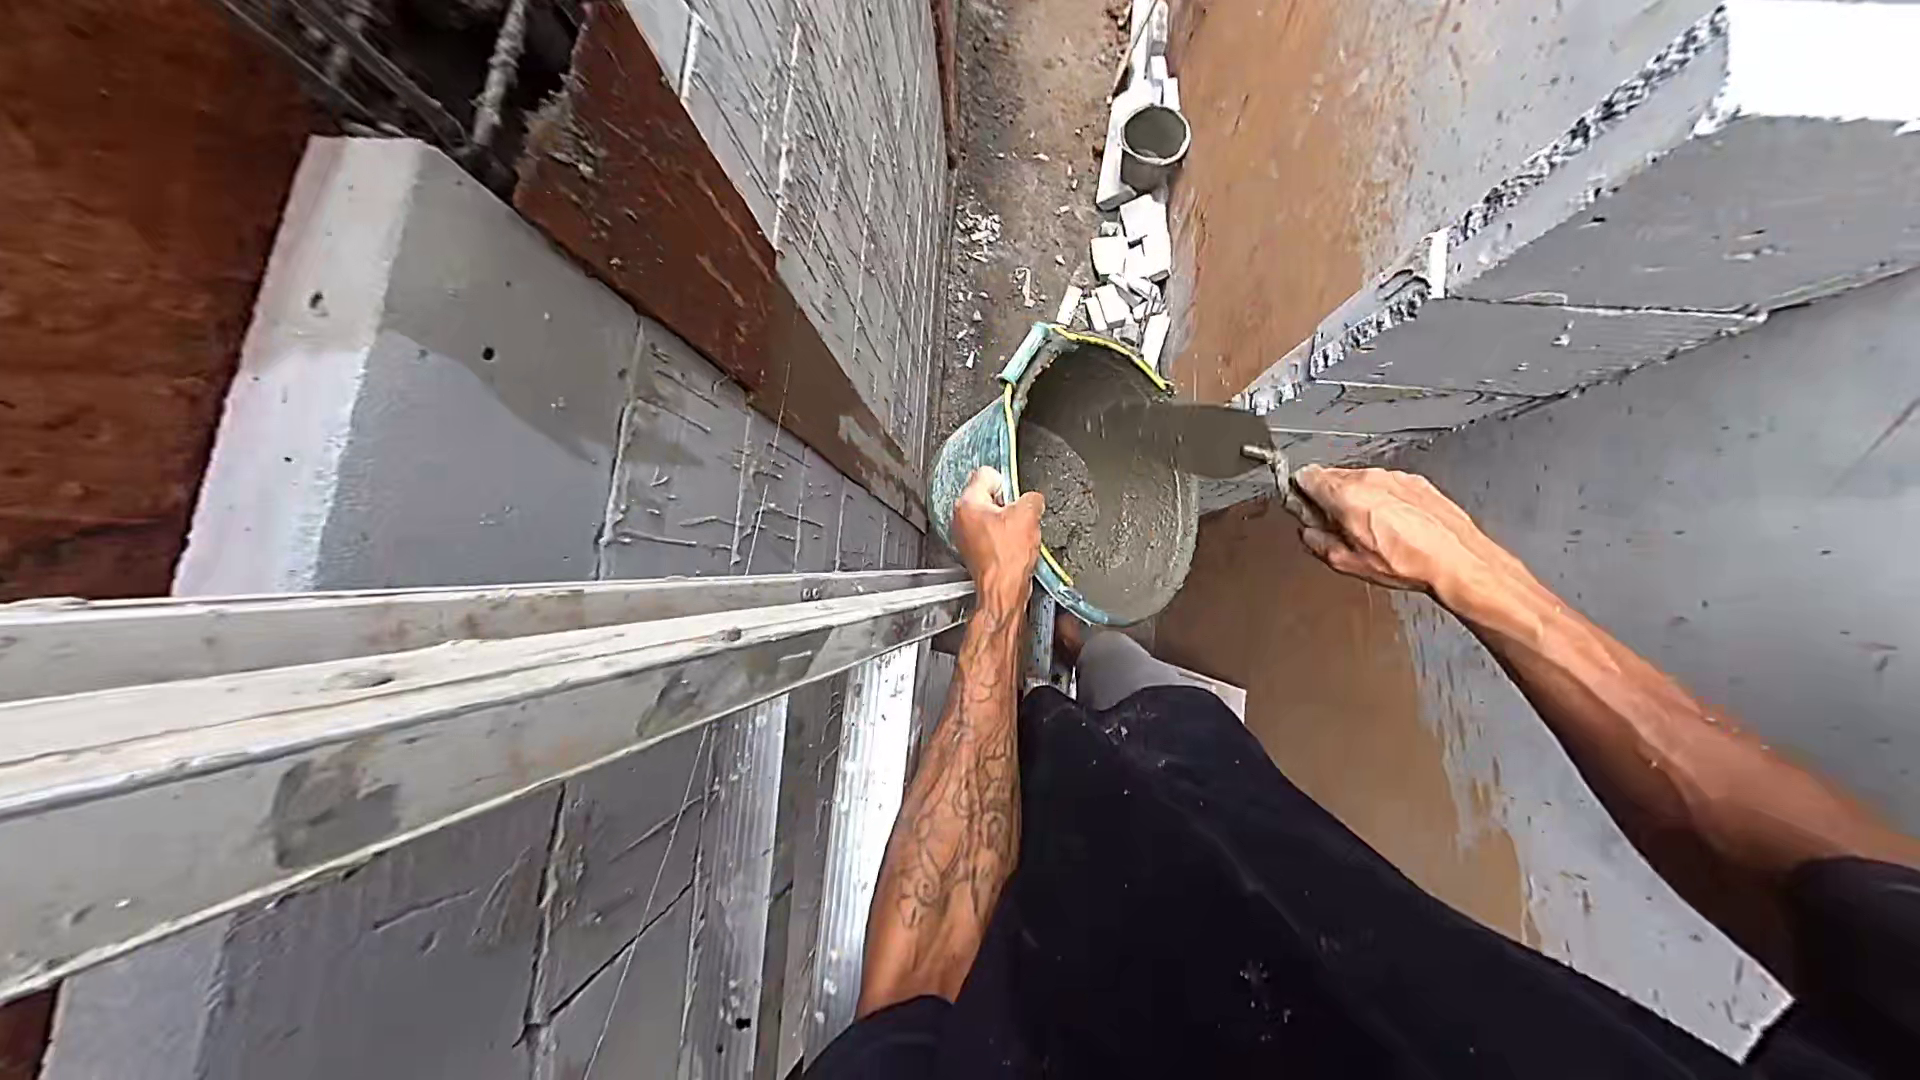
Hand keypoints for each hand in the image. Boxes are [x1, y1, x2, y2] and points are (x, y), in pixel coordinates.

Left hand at [951, 467, 1043, 607]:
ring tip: (1015, 534)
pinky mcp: (972, 550)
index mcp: (967, 504)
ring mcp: (964, 535)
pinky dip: (1001, 536)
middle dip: (1005, 502)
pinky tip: (1011, 546)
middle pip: (987, 494)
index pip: (985, 474)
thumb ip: (1031, 497)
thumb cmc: (1008, 557)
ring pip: (989, 515)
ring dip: (1004, 520)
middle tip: (1016, 517)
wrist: (1003, 590)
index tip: (1014, 495)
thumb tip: (1033, 499)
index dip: (1005, 481)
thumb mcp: (1028, 515)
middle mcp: (960, 518)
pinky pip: (989, 533)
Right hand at [1291, 466, 1514, 596]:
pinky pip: (1384, 485)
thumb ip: (1315, 542)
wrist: (1459, 562)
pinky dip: (1380, 500)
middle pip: (1330, 477)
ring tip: (1368, 529)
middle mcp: (1369, 479)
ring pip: (1358, 480)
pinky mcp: (1415, 482)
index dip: (1299, 495)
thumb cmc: (1409, 563)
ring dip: (1354, 499)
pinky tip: (1391, 525)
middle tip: (1336, 527)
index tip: (1306, 512)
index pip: (1304, 477)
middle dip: (1326, 498)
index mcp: (1345, 494)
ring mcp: (1394, 477)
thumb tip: (1308, 533)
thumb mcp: (1345, 562)